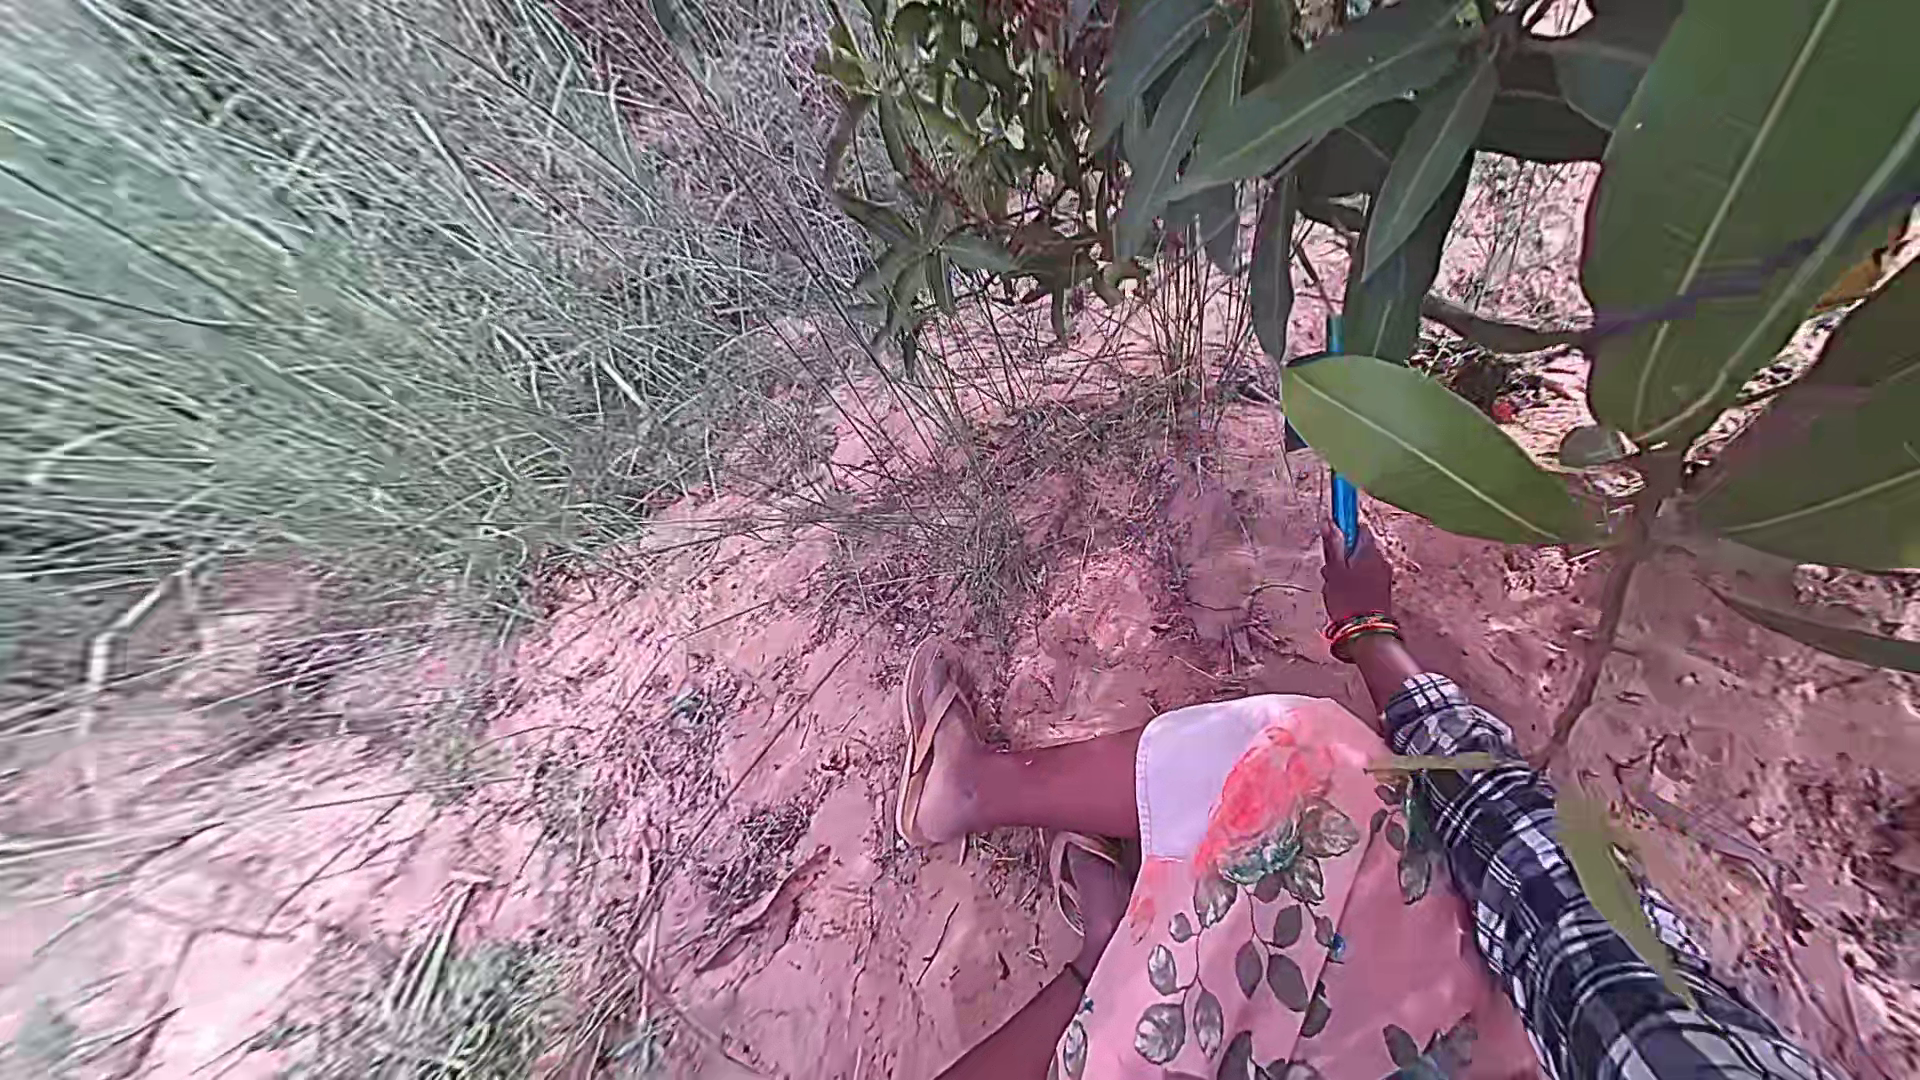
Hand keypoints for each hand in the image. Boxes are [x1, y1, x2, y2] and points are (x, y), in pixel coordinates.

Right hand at [1321, 521, 1391, 623]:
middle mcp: (1380, 560)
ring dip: (1344, 568)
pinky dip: (1351, 579)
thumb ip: (1333, 544)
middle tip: (1328, 569)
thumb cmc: (1347, 598)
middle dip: (1340, 554)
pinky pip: (1363, 575)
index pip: (1358, 528)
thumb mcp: (1334, 569)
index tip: (1330, 537)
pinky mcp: (1381, 587)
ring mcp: (1382, 574)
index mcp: (1369, 552)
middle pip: (1357, 546)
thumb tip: (1330, 522)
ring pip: (1358, 562)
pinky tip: (1341, 592)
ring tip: (1333, 584)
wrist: (1365, 629)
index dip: (1342, 529)